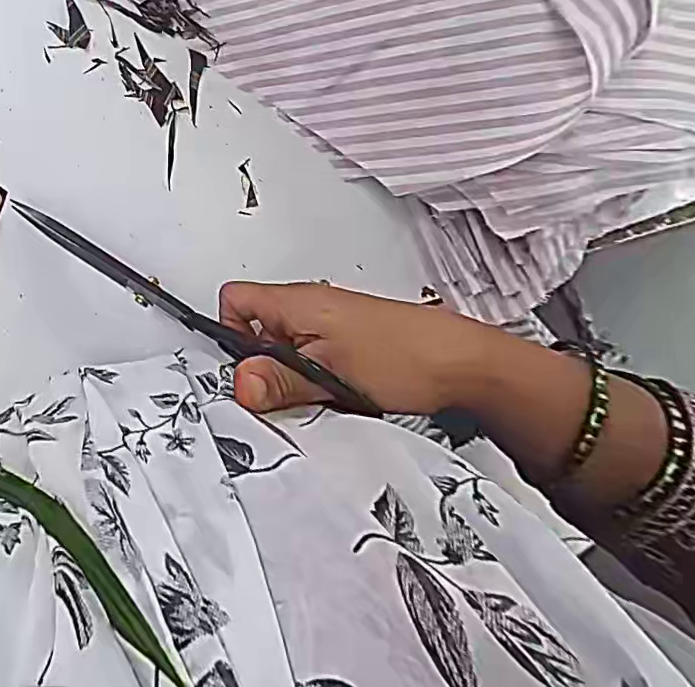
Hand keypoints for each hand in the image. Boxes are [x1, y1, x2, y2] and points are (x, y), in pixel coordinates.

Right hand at [217, 282, 511, 414]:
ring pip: (286, 345)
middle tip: (288, 388)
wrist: (465, 363)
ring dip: (294, 373)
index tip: (244, 368)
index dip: (228, 334)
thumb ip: (280, 381)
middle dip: (265, 364)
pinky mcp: (347, 338)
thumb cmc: (407, 356)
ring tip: (322, 392)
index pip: (233, 301)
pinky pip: (312, 354)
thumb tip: (240, 383)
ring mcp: (329, 322)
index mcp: (295, 302)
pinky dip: (317, 375)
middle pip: (257, 328)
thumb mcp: (330, 376)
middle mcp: (309, 305)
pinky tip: (340, 392)